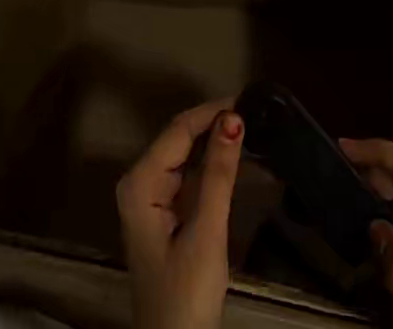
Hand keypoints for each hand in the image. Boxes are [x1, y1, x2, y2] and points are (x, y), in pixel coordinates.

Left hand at [117, 100, 245, 328]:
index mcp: (140, 182)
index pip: (178, 131)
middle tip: (252, 113)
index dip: (210, 112)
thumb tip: (233, 119)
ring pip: (184, 156)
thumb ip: (219, 173)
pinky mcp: (163, 213)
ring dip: (213, 143)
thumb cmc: (187, 292)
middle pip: (178, 139)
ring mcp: (149, 197)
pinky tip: (232, 158)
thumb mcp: (207, 231)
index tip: (245, 100)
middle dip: (212, 124)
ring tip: (248, 128)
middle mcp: (139, 181)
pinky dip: (210, 166)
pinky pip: (187, 176)